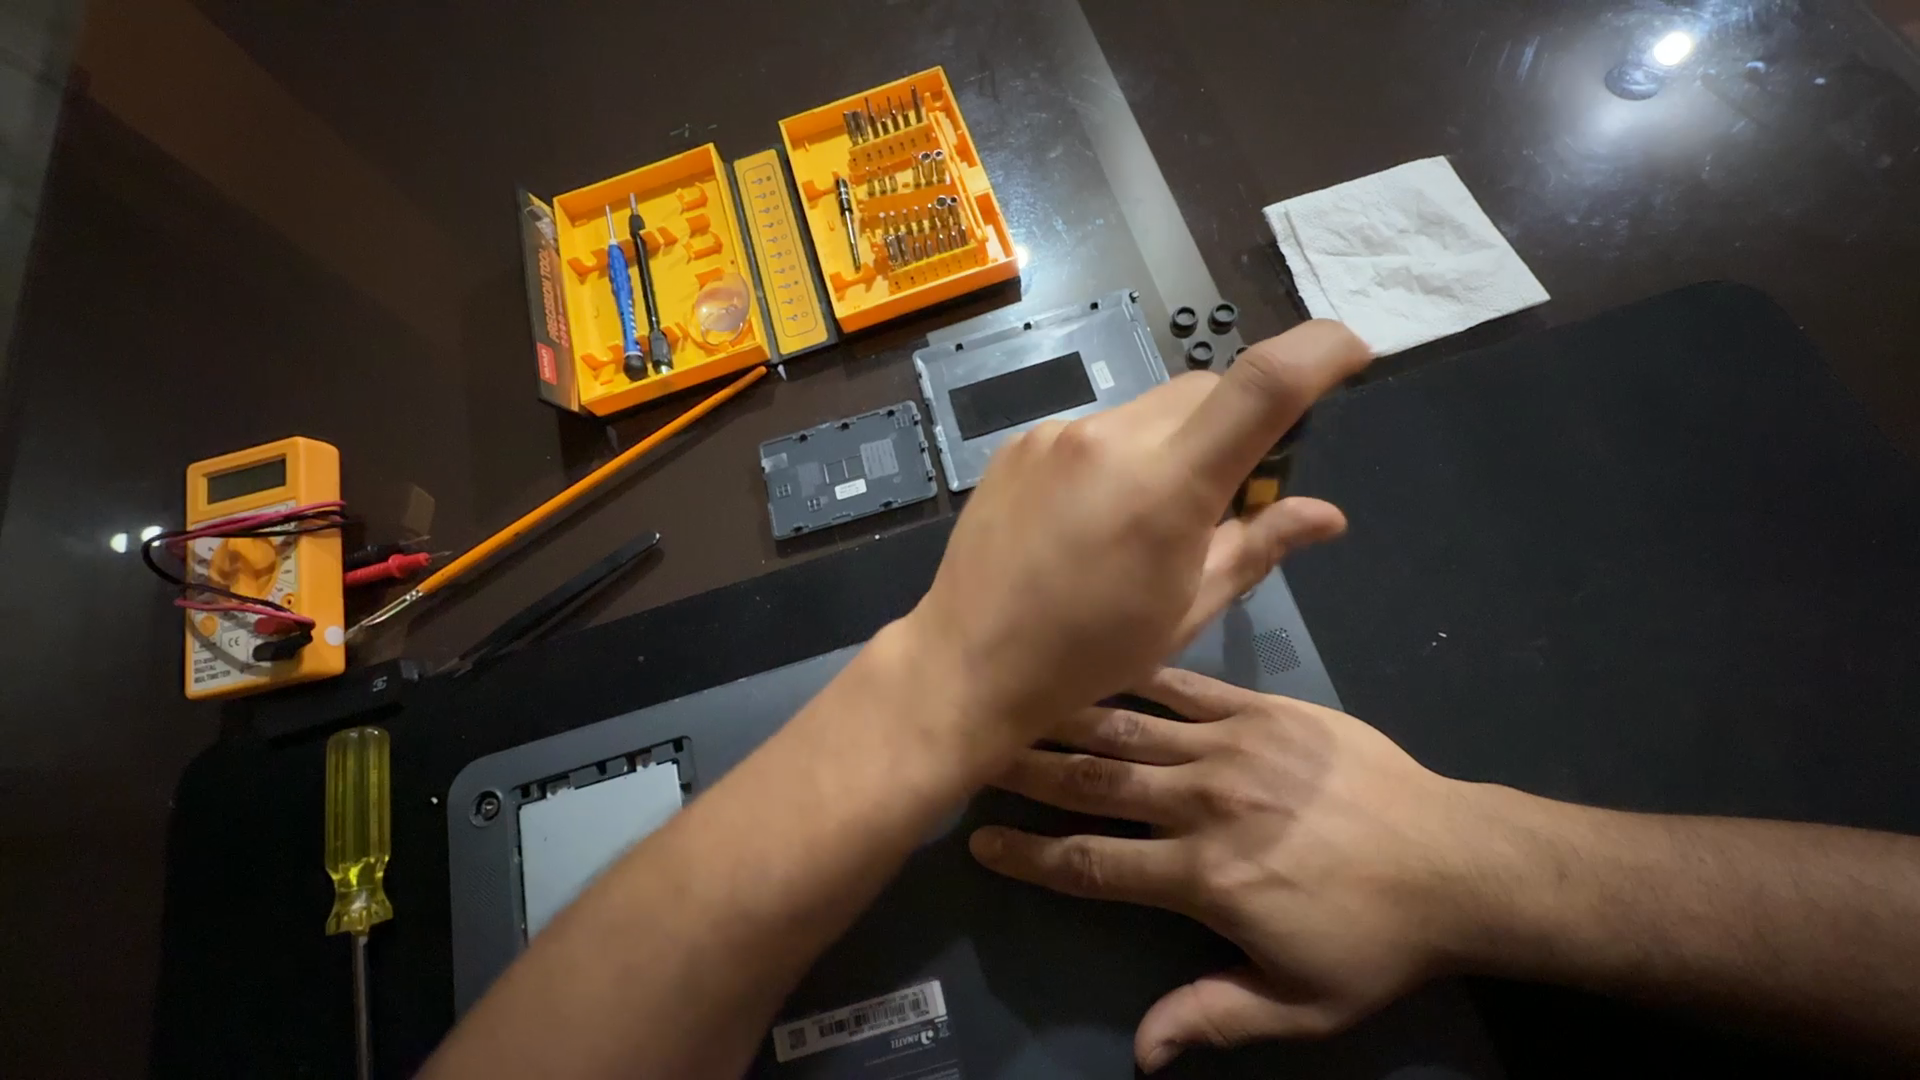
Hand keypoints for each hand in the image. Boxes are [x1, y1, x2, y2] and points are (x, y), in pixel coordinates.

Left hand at [904, 322, 1369, 741]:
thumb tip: (1325, 513)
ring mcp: (1055, 435)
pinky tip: (1088, 515)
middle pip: (1204, 391)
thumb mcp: (1187, 612)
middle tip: (1222, 496)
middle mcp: (1110, 438)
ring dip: (1169, 444)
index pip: (1262, 383)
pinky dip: (1114, 456)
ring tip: (1143, 516)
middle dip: (1233, 426)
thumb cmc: (1090, 654)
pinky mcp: (1018, 444)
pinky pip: (1091, 431)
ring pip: (1146, 410)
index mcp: (1167, 485)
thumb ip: (1259, 547)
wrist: (969, 662)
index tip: (1350, 355)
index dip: (1320, 352)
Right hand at [969, 668, 1494, 1072]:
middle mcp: (1204, 805)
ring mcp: (1232, 748)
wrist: (1460, 862)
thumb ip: (1214, 1017)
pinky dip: (1136, 680)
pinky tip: (1099, 665)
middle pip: (1094, 785)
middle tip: (977, 755)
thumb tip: (1140, 1054)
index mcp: (1206, 878)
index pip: (1093, 865)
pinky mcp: (1262, 711)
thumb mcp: (1301, 1004)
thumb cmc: (1375, 938)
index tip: (982, 841)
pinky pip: (1185, 688)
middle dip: (1028, 771)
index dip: (1031, 856)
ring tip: (1018, 707)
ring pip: (1128, 730)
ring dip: (1066, 720)